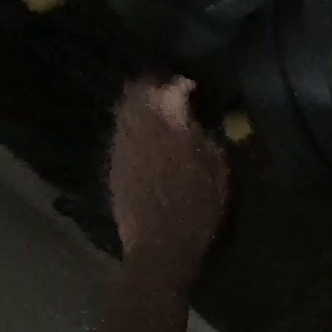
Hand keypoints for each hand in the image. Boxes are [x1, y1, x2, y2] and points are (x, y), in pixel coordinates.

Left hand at [108, 77, 228, 287]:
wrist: (160, 246)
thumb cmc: (198, 210)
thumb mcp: (218, 172)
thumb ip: (206, 139)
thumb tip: (195, 121)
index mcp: (172, 127)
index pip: (172, 88)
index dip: (181, 84)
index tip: (191, 88)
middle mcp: (142, 129)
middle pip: (139, 92)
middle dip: (152, 86)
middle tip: (165, 89)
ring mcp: (123, 146)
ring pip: (124, 110)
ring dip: (137, 104)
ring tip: (151, 107)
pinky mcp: (113, 164)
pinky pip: (119, 133)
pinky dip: (129, 127)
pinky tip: (141, 135)